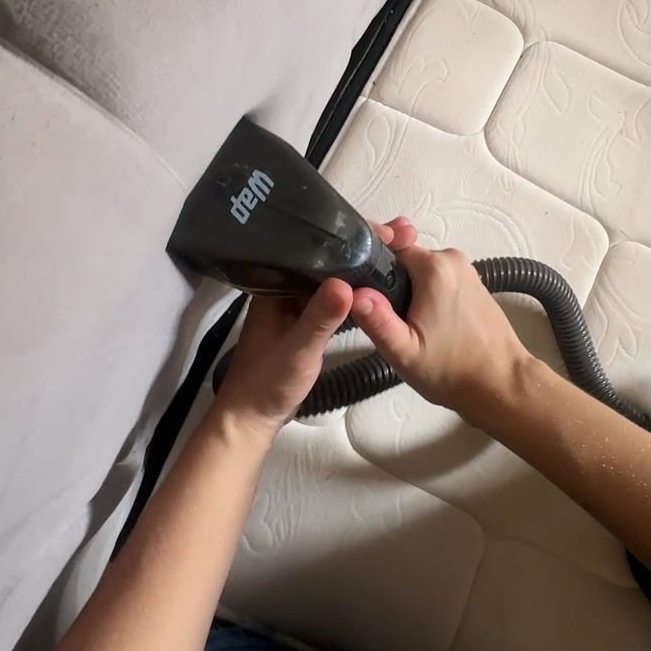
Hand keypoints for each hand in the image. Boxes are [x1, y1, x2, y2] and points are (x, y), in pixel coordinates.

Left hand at [208, 219, 418, 437]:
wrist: (251, 419)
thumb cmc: (267, 382)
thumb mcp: (297, 349)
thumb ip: (320, 318)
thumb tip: (345, 283)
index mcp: (275, 285)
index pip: (314, 248)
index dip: (349, 235)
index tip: (384, 231)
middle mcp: (285, 287)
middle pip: (325, 257)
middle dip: (360, 245)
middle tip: (399, 237)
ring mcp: (295, 304)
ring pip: (331, 275)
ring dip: (358, 265)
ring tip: (394, 253)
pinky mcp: (305, 320)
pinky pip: (332, 296)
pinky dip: (353, 288)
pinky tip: (375, 286)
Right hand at [346, 222, 536, 421]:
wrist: (501, 384)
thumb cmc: (452, 370)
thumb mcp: (404, 352)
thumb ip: (376, 320)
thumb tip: (352, 292)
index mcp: (435, 266)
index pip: (389, 249)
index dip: (372, 269)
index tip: (363, 294)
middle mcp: (452, 258)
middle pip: (405, 259)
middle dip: (391, 285)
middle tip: (389, 321)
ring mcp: (466, 269)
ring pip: (421, 270)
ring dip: (410, 292)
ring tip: (408, 326)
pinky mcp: (473, 282)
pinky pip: (438, 278)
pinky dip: (427, 295)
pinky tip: (427, 324)